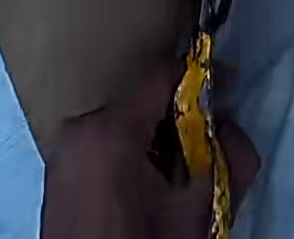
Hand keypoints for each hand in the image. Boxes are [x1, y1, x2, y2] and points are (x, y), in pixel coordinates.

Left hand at [40, 60, 258, 238]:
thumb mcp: (198, 218)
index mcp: (109, 130)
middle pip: (144, 100)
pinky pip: (106, 143)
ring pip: (126, 122)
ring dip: (160, 136)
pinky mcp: (59, 172)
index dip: (202, 76)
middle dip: (184, 114)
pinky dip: (135, 152)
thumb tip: (234, 126)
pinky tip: (156, 184)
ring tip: (187, 166)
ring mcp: (64, 150)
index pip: (162, 75)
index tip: (230, 82)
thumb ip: (231, 161)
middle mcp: (80, 127)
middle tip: (215, 135)